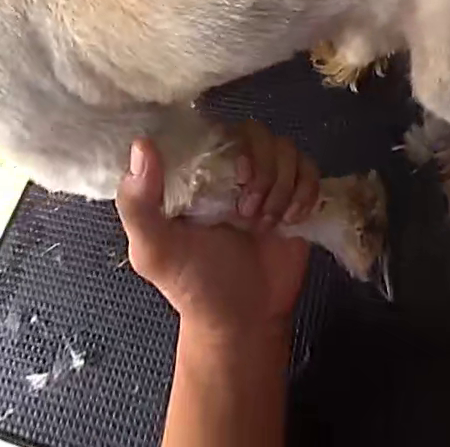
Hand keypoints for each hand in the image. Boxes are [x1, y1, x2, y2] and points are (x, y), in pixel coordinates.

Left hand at [116, 127, 318, 340]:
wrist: (244, 320)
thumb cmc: (195, 284)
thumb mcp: (154, 250)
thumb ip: (138, 203)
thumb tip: (142, 144)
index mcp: (199, 172)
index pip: (219, 129)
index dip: (233, 146)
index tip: (236, 176)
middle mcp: (235, 168)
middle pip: (259, 133)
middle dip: (262, 171)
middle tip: (248, 213)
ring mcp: (269, 179)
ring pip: (287, 148)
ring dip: (282, 186)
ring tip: (266, 223)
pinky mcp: (297, 193)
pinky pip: (311, 168)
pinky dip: (305, 192)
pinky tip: (291, 220)